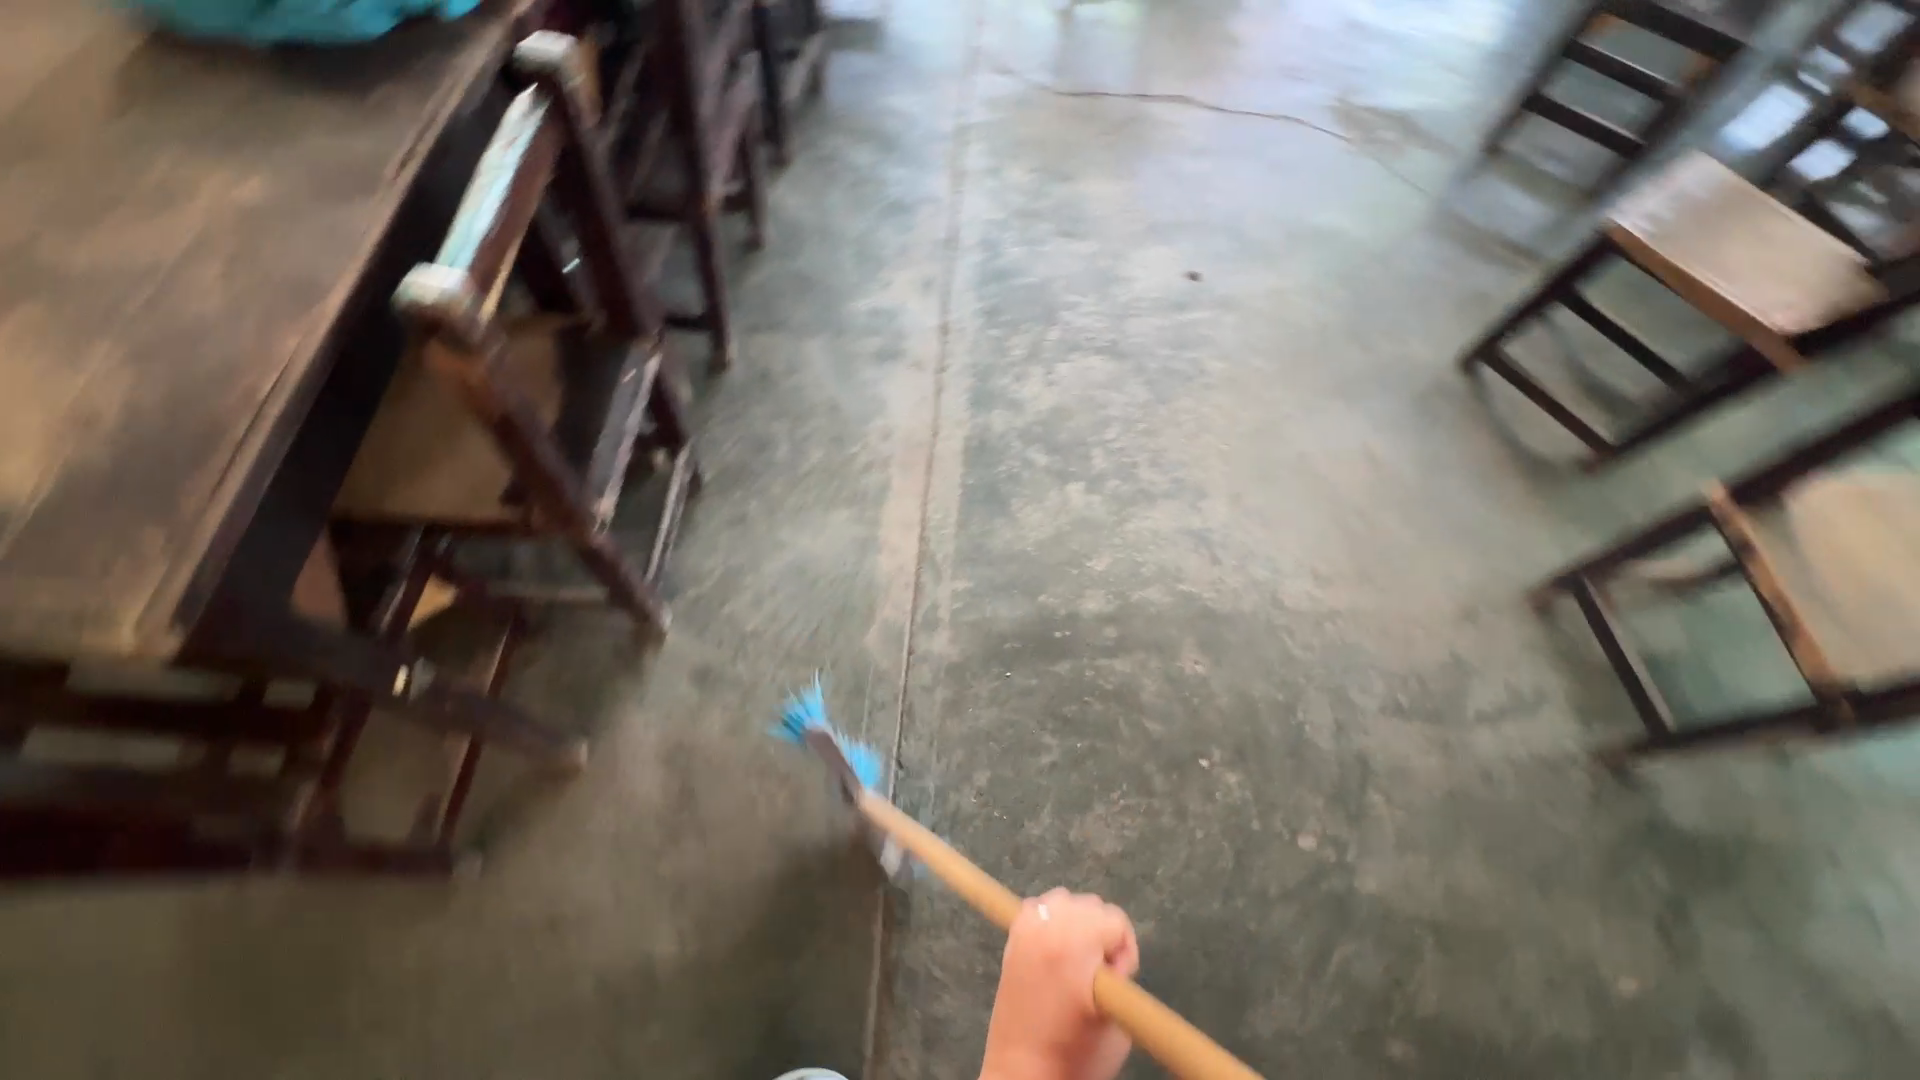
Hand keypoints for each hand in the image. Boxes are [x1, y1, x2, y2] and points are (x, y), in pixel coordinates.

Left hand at [979, 888, 1139, 1079]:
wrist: (1023, 1073)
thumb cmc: (1077, 1053)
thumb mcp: (1118, 1019)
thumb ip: (1120, 976)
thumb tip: (1112, 959)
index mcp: (1077, 942)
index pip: (1115, 919)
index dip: (1123, 951)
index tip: (1116, 980)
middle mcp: (1049, 926)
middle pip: (1090, 904)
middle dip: (1100, 934)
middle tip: (1096, 972)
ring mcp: (1026, 929)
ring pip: (1062, 900)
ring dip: (1074, 923)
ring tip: (1074, 959)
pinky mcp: (1012, 938)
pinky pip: (1036, 908)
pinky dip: (1048, 920)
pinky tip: (1052, 948)